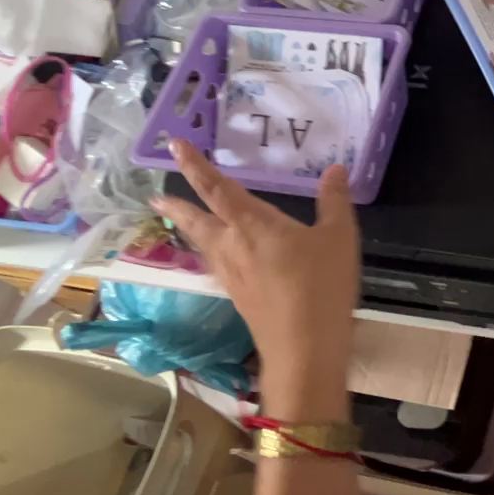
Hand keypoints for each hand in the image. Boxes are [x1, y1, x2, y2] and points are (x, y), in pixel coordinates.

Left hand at [151, 141, 358, 418]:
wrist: (304, 350)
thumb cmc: (321, 285)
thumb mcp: (338, 236)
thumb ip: (334, 200)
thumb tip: (334, 169)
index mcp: (253, 224)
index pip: (218, 188)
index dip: (196, 165)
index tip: (175, 144)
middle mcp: (233, 246)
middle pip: (197, 220)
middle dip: (177, 204)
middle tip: (155, 194)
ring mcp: (232, 275)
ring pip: (203, 244)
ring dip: (189, 228)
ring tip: (180, 218)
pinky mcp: (239, 297)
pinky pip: (216, 263)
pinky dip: (210, 250)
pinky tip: (220, 255)